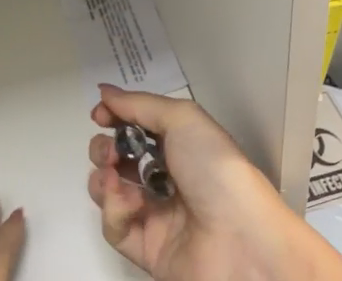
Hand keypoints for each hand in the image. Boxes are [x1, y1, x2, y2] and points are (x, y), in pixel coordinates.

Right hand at [86, 85, 341, 280]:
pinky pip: (115, 226)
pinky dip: (114, 209)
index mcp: (181, 147)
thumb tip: (104, 92)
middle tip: (110, 151)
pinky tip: (127, 202)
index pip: (137, 128)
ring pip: (111, 191)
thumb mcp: (184, 118)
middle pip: (118, 158)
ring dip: (103, 177)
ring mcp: (155, 215)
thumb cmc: (216, 170)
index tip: (99, 114)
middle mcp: (166, 178)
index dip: (115, 118)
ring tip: (114, 175)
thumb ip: (139, 104)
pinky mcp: (146, 248)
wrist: (242, 242)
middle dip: (103, 148)